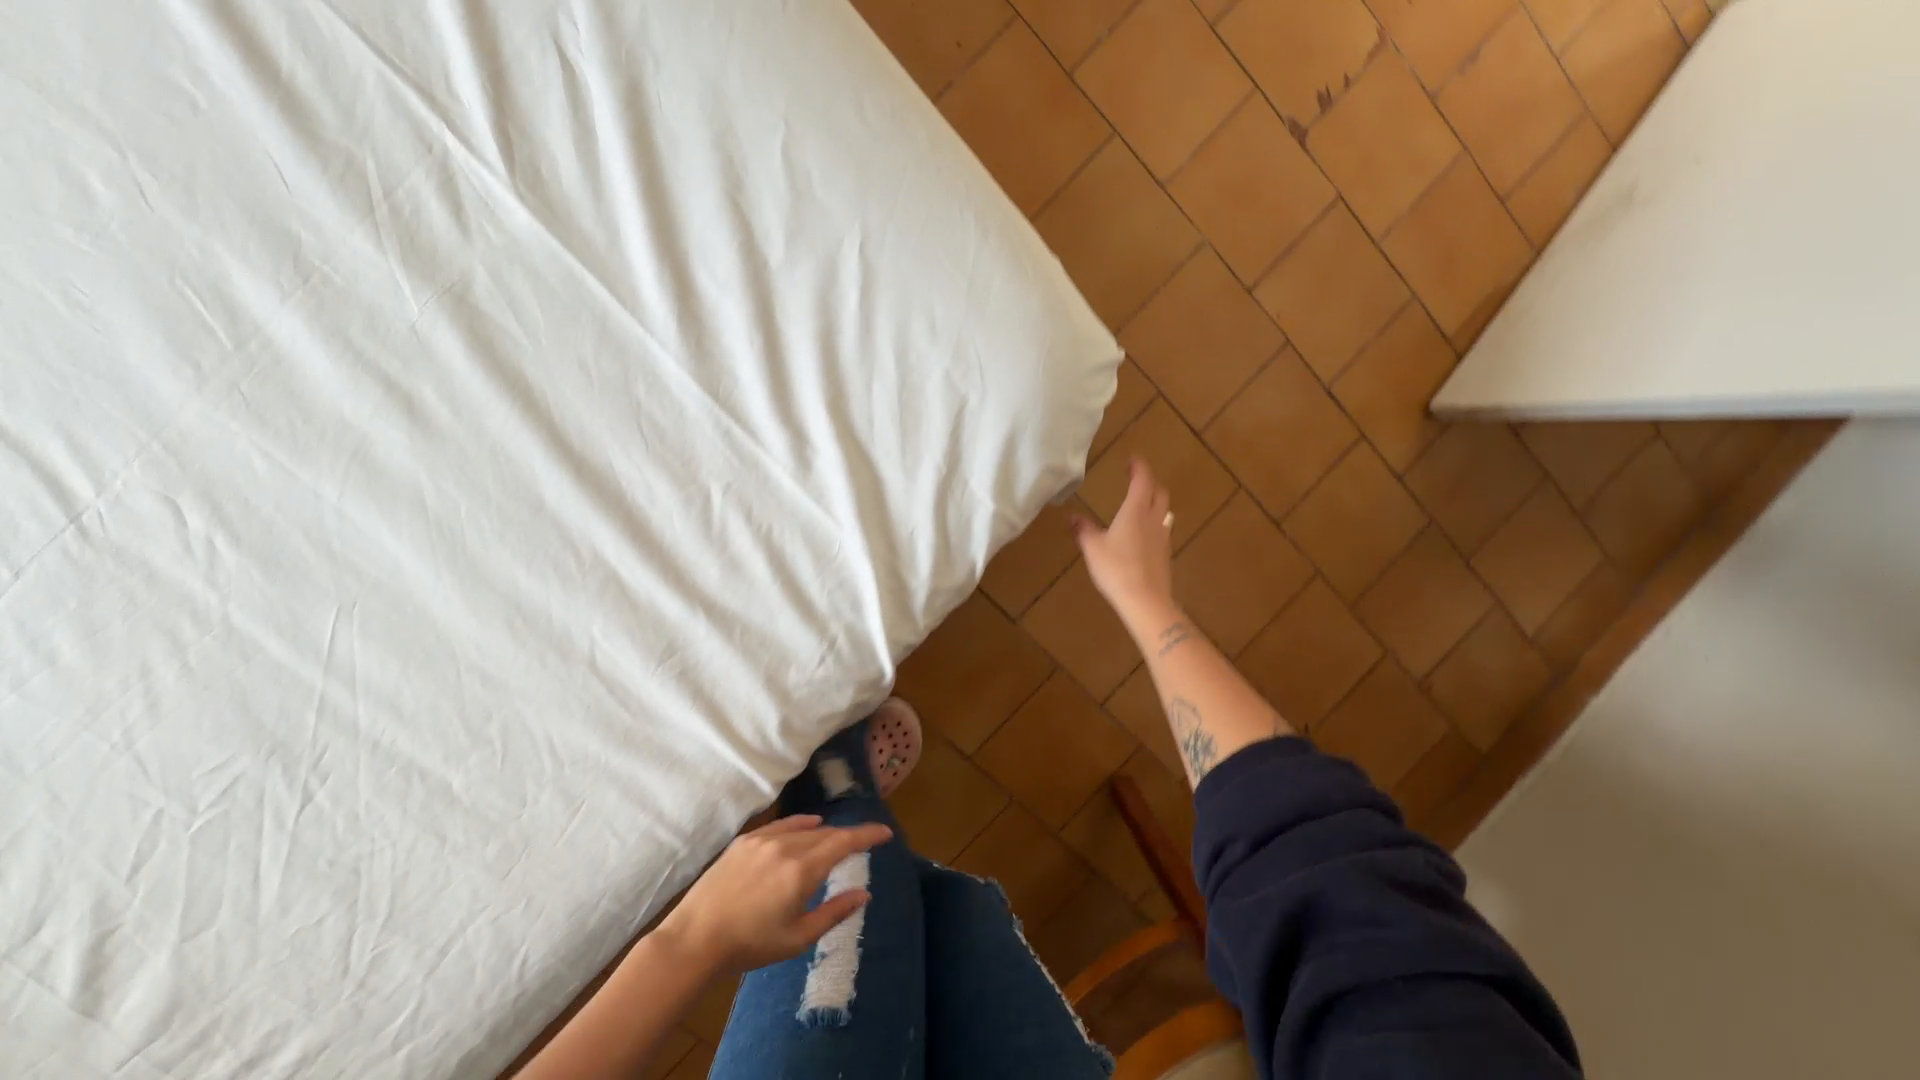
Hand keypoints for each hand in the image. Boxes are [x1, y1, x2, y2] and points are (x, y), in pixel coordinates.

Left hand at [653, 816, 891, 977]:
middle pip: (826, 834)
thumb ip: (834, 912)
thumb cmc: (751, 945)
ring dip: (824, 832)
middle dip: (847, 836)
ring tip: (836, 837)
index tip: (885, 832)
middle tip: (863, 842)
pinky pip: (780, 825)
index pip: (844, 842)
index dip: (867, 835)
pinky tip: (806, 826)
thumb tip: (864, 894)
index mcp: (802, 870)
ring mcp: (762, 840)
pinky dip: (799, 824)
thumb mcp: (799, 937)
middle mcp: (785, 846)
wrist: (695, 939)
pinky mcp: (743, 842)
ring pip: (803, 829)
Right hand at [1073, 457, 1174, 623]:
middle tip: (1137, 480)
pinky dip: (1155, 524)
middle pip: (1159, 493)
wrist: (1145, 600)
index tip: (1133, 459)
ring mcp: (1163, 537)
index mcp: (1136, 510)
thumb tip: (1071, 516)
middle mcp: (1154, 519)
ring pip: (1165, 512)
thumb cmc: (1116, 568)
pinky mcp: (1166, 554)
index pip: (1142, 480)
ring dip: (1156, 503)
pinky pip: (1163, 531)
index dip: (1139, 467)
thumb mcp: (1093, 547)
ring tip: (1143, 505)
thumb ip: (1083, 529)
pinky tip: (1145, 534)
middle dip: (1150, 482)